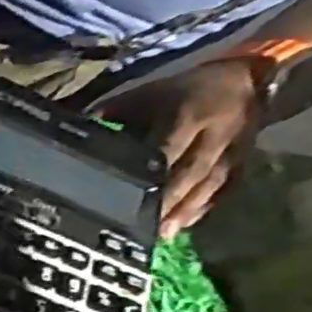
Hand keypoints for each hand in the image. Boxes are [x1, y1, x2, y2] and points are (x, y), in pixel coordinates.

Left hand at [101, 59, 259, 237]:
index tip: (126, 198)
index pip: (165, 151)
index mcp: (186, 116)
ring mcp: (235, 147)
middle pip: (191, 172)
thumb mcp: (137, 98)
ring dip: (187, 210)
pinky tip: (185, 225)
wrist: (242, 77)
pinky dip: (205, 206)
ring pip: (211, 183)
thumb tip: (66, 140)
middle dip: (168, 201)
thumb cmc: (176, 91)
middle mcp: (216, 134)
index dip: (149, 176)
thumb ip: (106, 118)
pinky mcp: (245, 157)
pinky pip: (227, 185)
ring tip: (163, 235)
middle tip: (144, 227)